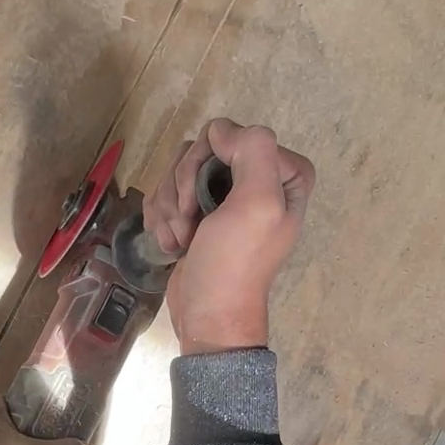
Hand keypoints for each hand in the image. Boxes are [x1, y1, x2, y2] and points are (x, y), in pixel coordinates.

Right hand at [143, 119, 315, 353]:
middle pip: (199, 151)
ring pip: (177, 173)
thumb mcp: (257, 204)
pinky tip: (172, 244)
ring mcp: (223, 197)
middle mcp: (255, 179)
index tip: (200, 203)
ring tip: (180, 240)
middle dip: (182, 190)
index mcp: (282, 172)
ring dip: (169, 209)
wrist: (207, 314)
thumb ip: (253, 150)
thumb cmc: (234, 264)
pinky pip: (165, 194)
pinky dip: (161, 220)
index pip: (230, 135)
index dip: (206, 164)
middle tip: (187, 224)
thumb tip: (220, 130)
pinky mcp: (195, 215)